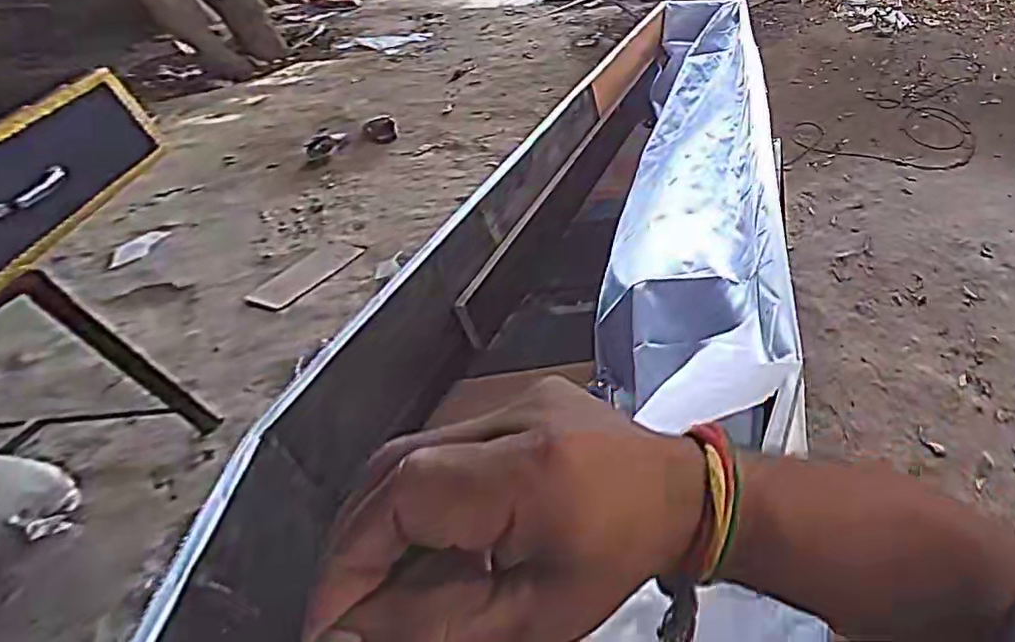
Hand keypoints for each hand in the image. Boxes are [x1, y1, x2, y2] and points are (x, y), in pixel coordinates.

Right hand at [303, 377, 705, 641]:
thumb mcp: (530, 618)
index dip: (351, 558)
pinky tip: (441, 533)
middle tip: (353, 607)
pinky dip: (426, 487)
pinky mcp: (529, 395)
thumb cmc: (620, 556)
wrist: (680, 491)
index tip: (335, 621)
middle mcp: (524, 412)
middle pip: (398, 460)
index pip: (405, 489)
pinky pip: (451, 437)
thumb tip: (348, 627)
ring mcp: (527, 395)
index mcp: (532, 464)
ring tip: (397, 576)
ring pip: (418, 446)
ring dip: (388, 513)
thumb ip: (432, 624)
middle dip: (359, 539)